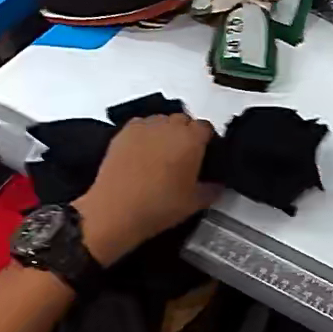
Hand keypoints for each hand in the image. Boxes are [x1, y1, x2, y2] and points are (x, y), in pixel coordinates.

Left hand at [74, 114, 220, 264]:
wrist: (116, 211)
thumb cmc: (157, 206)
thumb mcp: (194, 203)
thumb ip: (212, 189)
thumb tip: (216, 185)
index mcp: (191, 139)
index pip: (206, 128)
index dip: (207, 140)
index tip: (205, 154)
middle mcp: (168, 126)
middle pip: (183, 120)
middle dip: (186, 134)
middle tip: (184, 157)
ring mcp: (144, 127)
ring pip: (161, 121)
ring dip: (165, 132)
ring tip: (162, 155)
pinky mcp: (123, 133)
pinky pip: (141, 126)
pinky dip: (145, 135)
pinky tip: (143, 154)